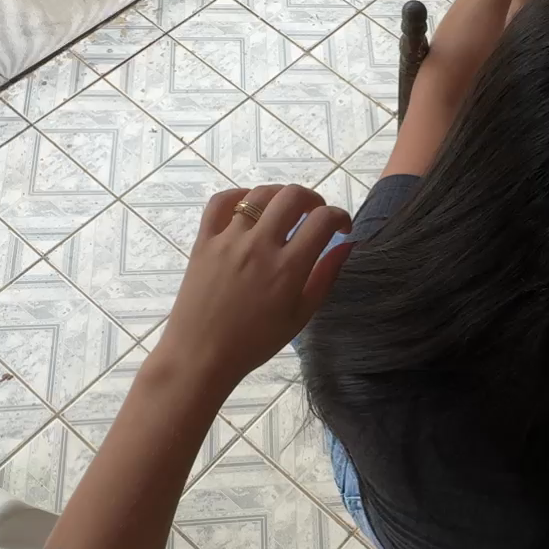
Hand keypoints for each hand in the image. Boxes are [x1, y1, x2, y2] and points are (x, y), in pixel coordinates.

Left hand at [149, 184, 351, 390]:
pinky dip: (239, 196)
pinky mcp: (204, 240)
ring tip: (285, 211)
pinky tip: (249, 207)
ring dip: (280, 196)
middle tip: (316, 215)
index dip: (340, 216)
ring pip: (260, 194)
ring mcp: (229, 240)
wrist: (201, 355)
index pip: (323, 221)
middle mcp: (260, 246)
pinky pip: (221, 202)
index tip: (342, 228)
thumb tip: (346, 245)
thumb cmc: (256, 341)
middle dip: (314, 199)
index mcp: (288, 268)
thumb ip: (325, 276)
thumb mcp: (301, 315)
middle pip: (293, 196)